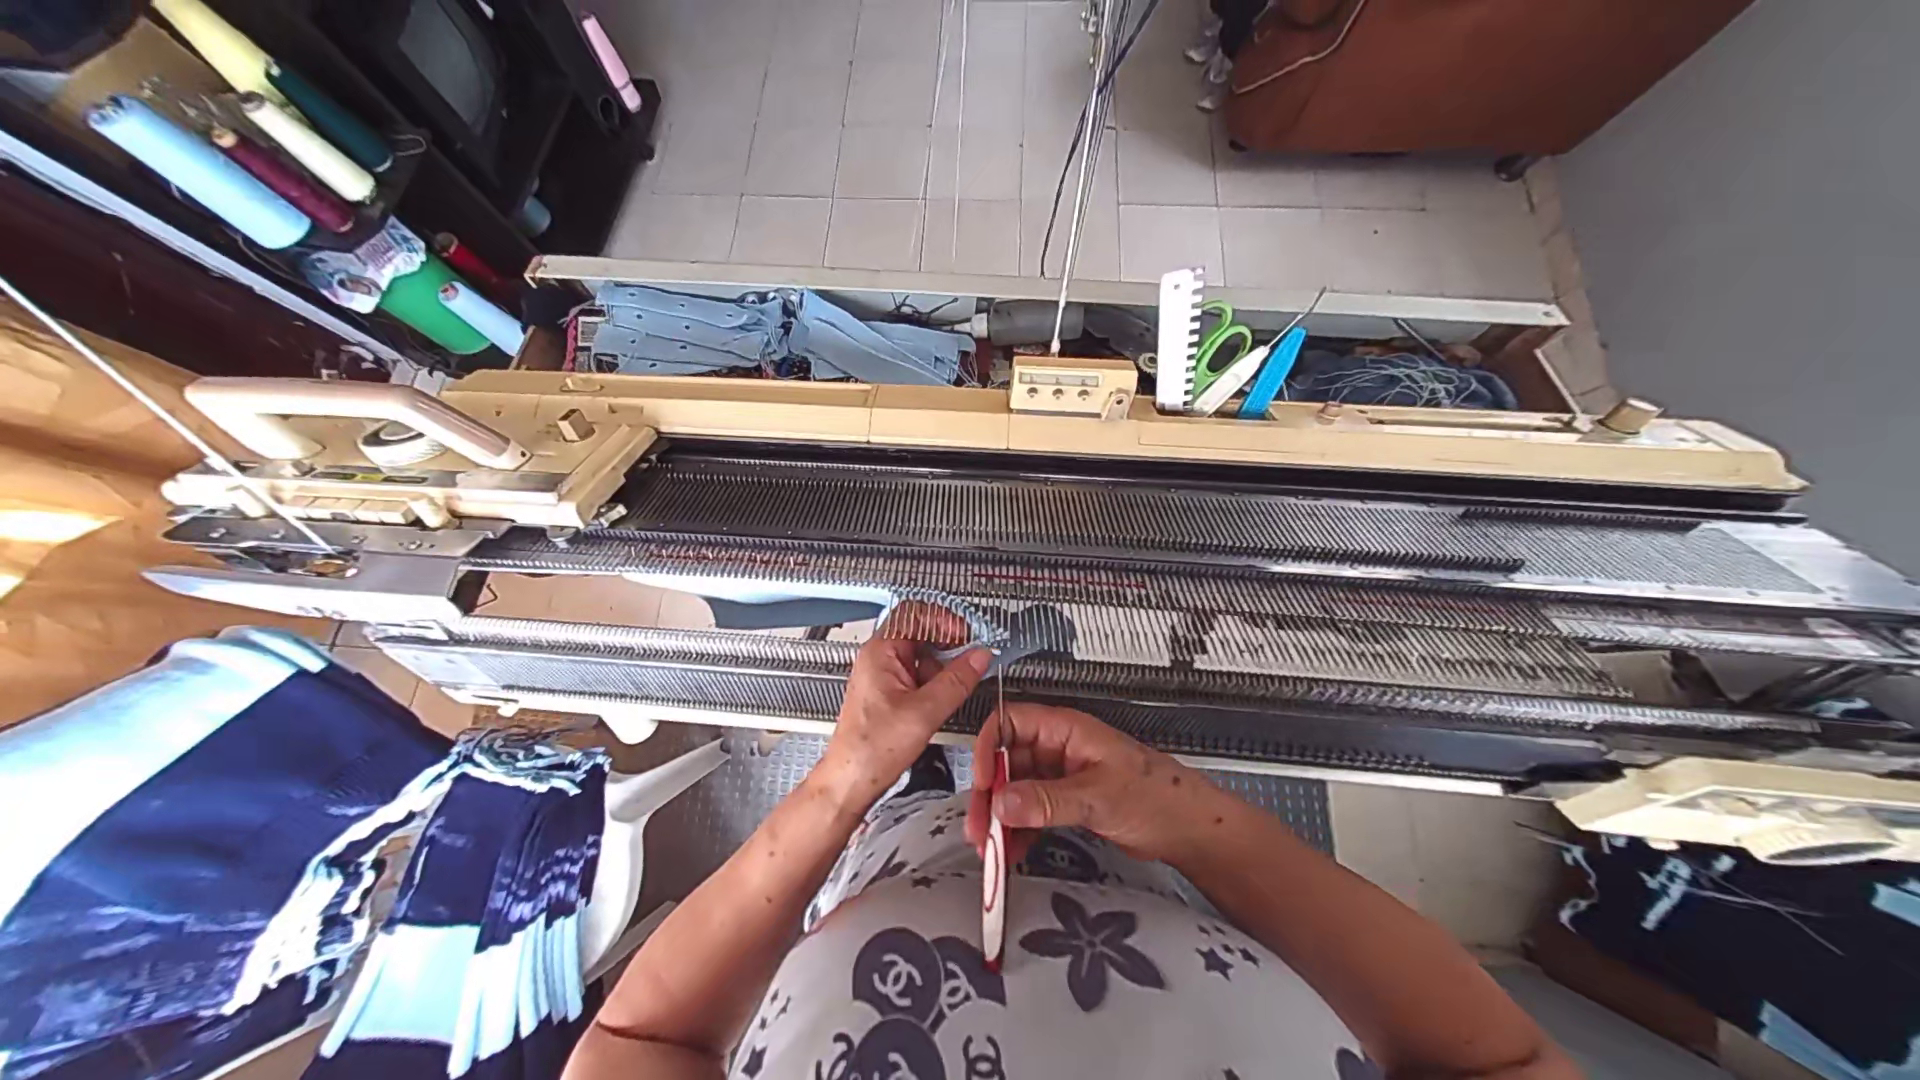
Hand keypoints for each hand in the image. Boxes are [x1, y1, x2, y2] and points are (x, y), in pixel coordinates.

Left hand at [815, 603, 991, 809]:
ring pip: (920, 653)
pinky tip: (943, 698)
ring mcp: (883, 675)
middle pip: (919, 631)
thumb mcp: (925, 712)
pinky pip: (916, 673)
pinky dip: (934, 680)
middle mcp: (878, 658)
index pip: (915, 613)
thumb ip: (957, 681)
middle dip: (947, 643)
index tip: (967, 635)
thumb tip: (979, 656)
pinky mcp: (889, 692)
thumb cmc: (871, 749)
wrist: (851, 780)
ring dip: (942, 663)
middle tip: (970, 656)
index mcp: (880, 652)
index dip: (945, 619)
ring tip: (957, 684)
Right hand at [964, 703, 1226, 862]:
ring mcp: (1061, 775)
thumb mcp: (1099, 796)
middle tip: (978, 826)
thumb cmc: (1158, 795)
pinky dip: (1018, 829)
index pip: (1010, 722)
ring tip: (990, 847)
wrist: (1189, 829)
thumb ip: (1048, 800)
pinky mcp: (1066, 801)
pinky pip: (1030, 810)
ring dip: (1000, 816)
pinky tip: (1012, 850)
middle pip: (1006, 760)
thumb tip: (1002, 802)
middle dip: (989, 792)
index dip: (989, 748)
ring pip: (1015, 788)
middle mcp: (1058, 748)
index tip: (980, 782)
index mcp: (1065, 730)